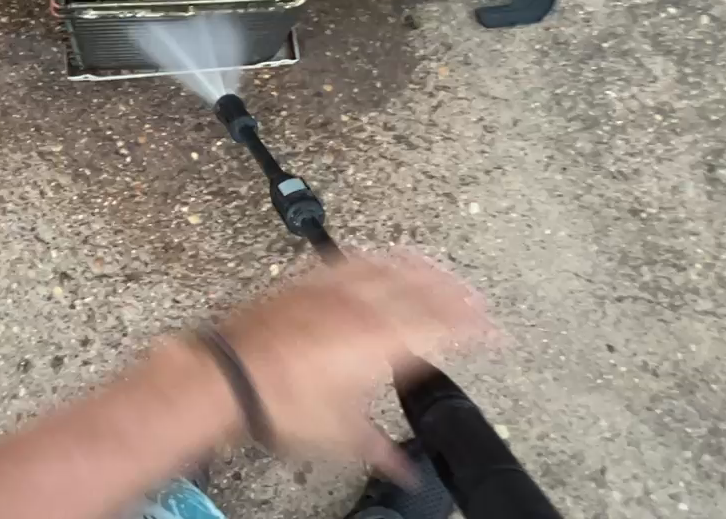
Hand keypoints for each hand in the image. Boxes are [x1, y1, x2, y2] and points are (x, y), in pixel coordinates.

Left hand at [211, 251, 497, 482]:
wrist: (231, 373)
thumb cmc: (282, 402)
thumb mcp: (341, 436)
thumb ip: (380, 449)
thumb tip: (403, 469)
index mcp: (379, 342)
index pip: (440, 326)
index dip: (474, 327)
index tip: (495, 330)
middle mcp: (359, 307)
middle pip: (419, 287)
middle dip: (454, 291)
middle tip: (474, 299)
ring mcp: (331, 288)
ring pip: (386, 265)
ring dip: (417, 266)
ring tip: (438, 268)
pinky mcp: (305, 280)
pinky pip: (348, 259)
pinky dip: (373, 257)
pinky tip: (376, 257)